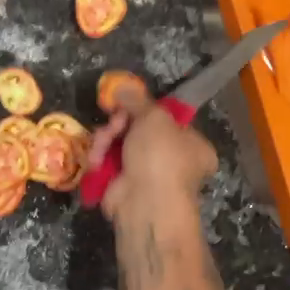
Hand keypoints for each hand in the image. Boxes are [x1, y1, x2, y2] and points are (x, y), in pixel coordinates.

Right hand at [85, 82, 215, 222]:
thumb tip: (122, 87)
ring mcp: (147, 175)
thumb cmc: (161, 157)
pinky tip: (97, 160)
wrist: (144, 203)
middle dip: (119, 126)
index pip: (166, 120)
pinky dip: (99, 159)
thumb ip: (138, 100)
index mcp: (193, 146)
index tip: (125, 104)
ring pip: (119, 145)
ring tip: (102, 146)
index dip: (143, 110)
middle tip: (113, 126)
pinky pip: (108, 163)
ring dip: (105, 141)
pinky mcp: (123, 185)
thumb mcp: (154, 118)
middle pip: (138, 130)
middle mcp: (173, 161)